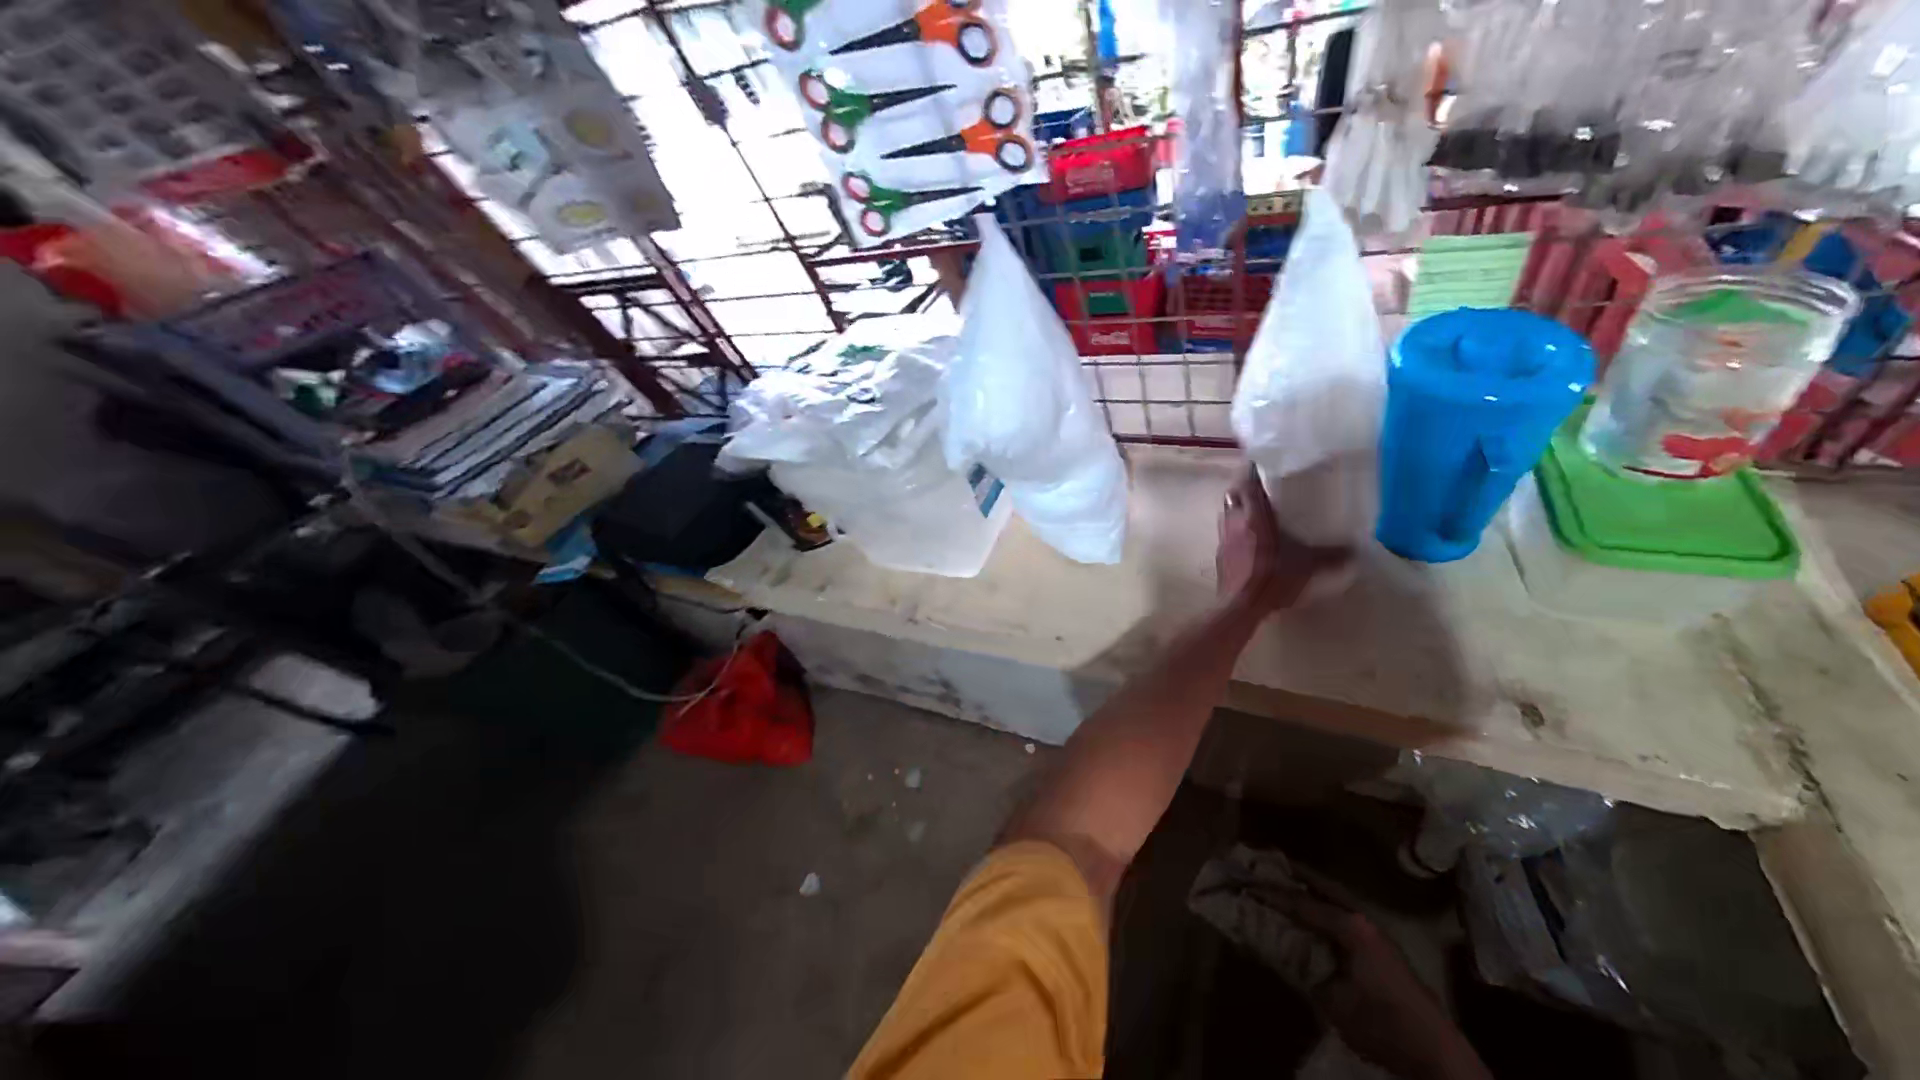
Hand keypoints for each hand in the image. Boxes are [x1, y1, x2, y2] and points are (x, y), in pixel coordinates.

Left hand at [1216, 469, 1349, 613]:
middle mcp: (1234, 520)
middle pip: (1233, 492)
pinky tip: (1249, 531)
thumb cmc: (1272, 579)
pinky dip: (1236, 523)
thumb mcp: (1307, 567)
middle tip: (1262, 480)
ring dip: (1238, 503)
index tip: (1261, 458)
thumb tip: (1356, 550)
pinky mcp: (1220, 552)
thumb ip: (1331, 556)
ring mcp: (1224, 536)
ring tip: (1256, 503)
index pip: (1246, 480)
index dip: (1250, 466)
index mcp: (1253, 516)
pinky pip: (1226, 528)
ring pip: (1227, 509)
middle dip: (1244, 483)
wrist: (1239, 605)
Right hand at [1273, 880, 1493, 1079]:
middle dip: (1290, 878)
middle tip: (1261, 867)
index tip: (1246, 883)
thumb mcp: (1332, 998)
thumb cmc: (1380, 1022)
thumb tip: (1272, 943)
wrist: (1433, 1052)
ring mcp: (1374, 931)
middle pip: (1319, 888)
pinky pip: (1341, 915)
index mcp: (1350, 926)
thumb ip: (1300, 966)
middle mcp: (1362, 919)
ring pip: (1332, 899)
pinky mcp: (1379, 946)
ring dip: (1306, 890)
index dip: (1271, 893)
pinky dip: (1319, 907)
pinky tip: (1305, 910)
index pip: (1301, 902)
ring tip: (1278, 881)